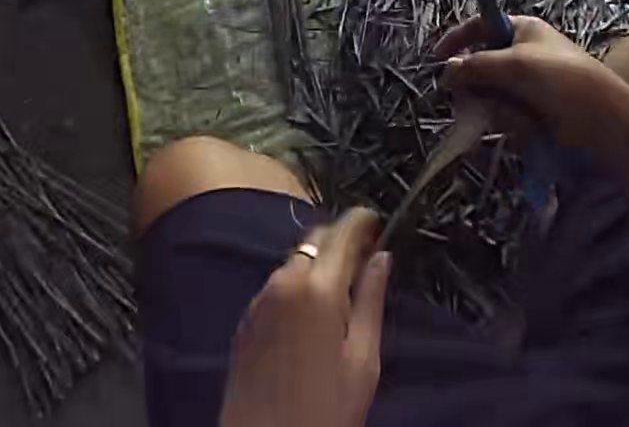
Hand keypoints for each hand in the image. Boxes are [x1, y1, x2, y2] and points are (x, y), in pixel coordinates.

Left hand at [219, 209, 390, 426]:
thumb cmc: (325, 413)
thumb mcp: (363, 361)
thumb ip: (372, 299)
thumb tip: (382, 256)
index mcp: (319, 288)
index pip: (344, 230)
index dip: (365, 221)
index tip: (381, 225)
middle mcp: (286, 281)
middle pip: (318, 238)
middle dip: (343, 240)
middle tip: (366, 260)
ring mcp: (261, 299)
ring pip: (297, 258)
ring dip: (320, 261)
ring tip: (341, 290)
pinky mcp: (246, 319)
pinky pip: (279, 283)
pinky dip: (299, 282)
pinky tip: (311, 314)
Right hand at [433, 15, 628, 147]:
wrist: (608, 124)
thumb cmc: (563, 81)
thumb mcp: (516, 65)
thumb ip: (476, 65)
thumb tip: (446, 69)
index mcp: (524, 30)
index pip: (482, 25)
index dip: (459, 38)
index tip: (437, 58)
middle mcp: (525, 54)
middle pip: (482, 64)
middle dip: (477, 84)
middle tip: (470, 99)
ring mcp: (530, 85)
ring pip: (491, 94)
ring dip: (496, 108)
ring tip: (516, 118)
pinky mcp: (535, 112)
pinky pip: (507, 115)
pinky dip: (510, 123)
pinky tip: (524, 130)